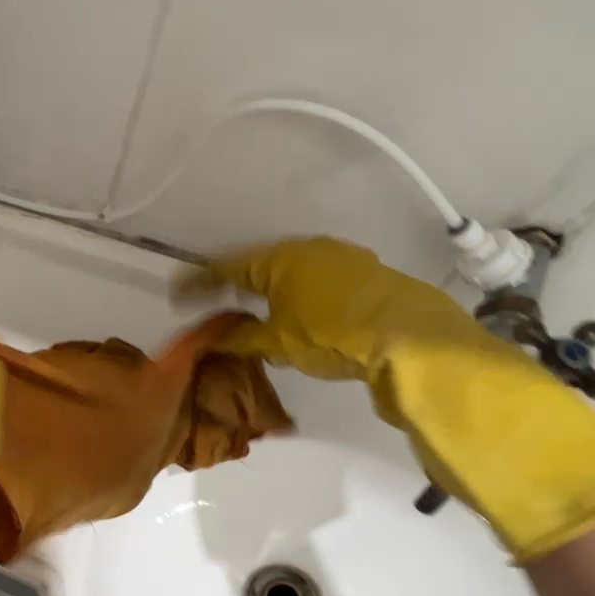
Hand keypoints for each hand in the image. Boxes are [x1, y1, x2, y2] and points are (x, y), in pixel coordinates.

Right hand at [187, 237, 594, 561]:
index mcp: (284, 258)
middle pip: (262, 266)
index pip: (228, 268)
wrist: (416, 343)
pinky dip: (297, 298)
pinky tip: (294, 318)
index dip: (201, 282)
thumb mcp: (277, 343)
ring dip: (270, 291)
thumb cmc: (335, 337)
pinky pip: (317, 284)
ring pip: (293, 274)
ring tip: (250, 313)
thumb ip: (240, 338)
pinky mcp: (368, 283)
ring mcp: (345, 263)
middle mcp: (313, 252)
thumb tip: (211, 339)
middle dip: (236, 284)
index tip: (178, 292)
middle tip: (212, 302)